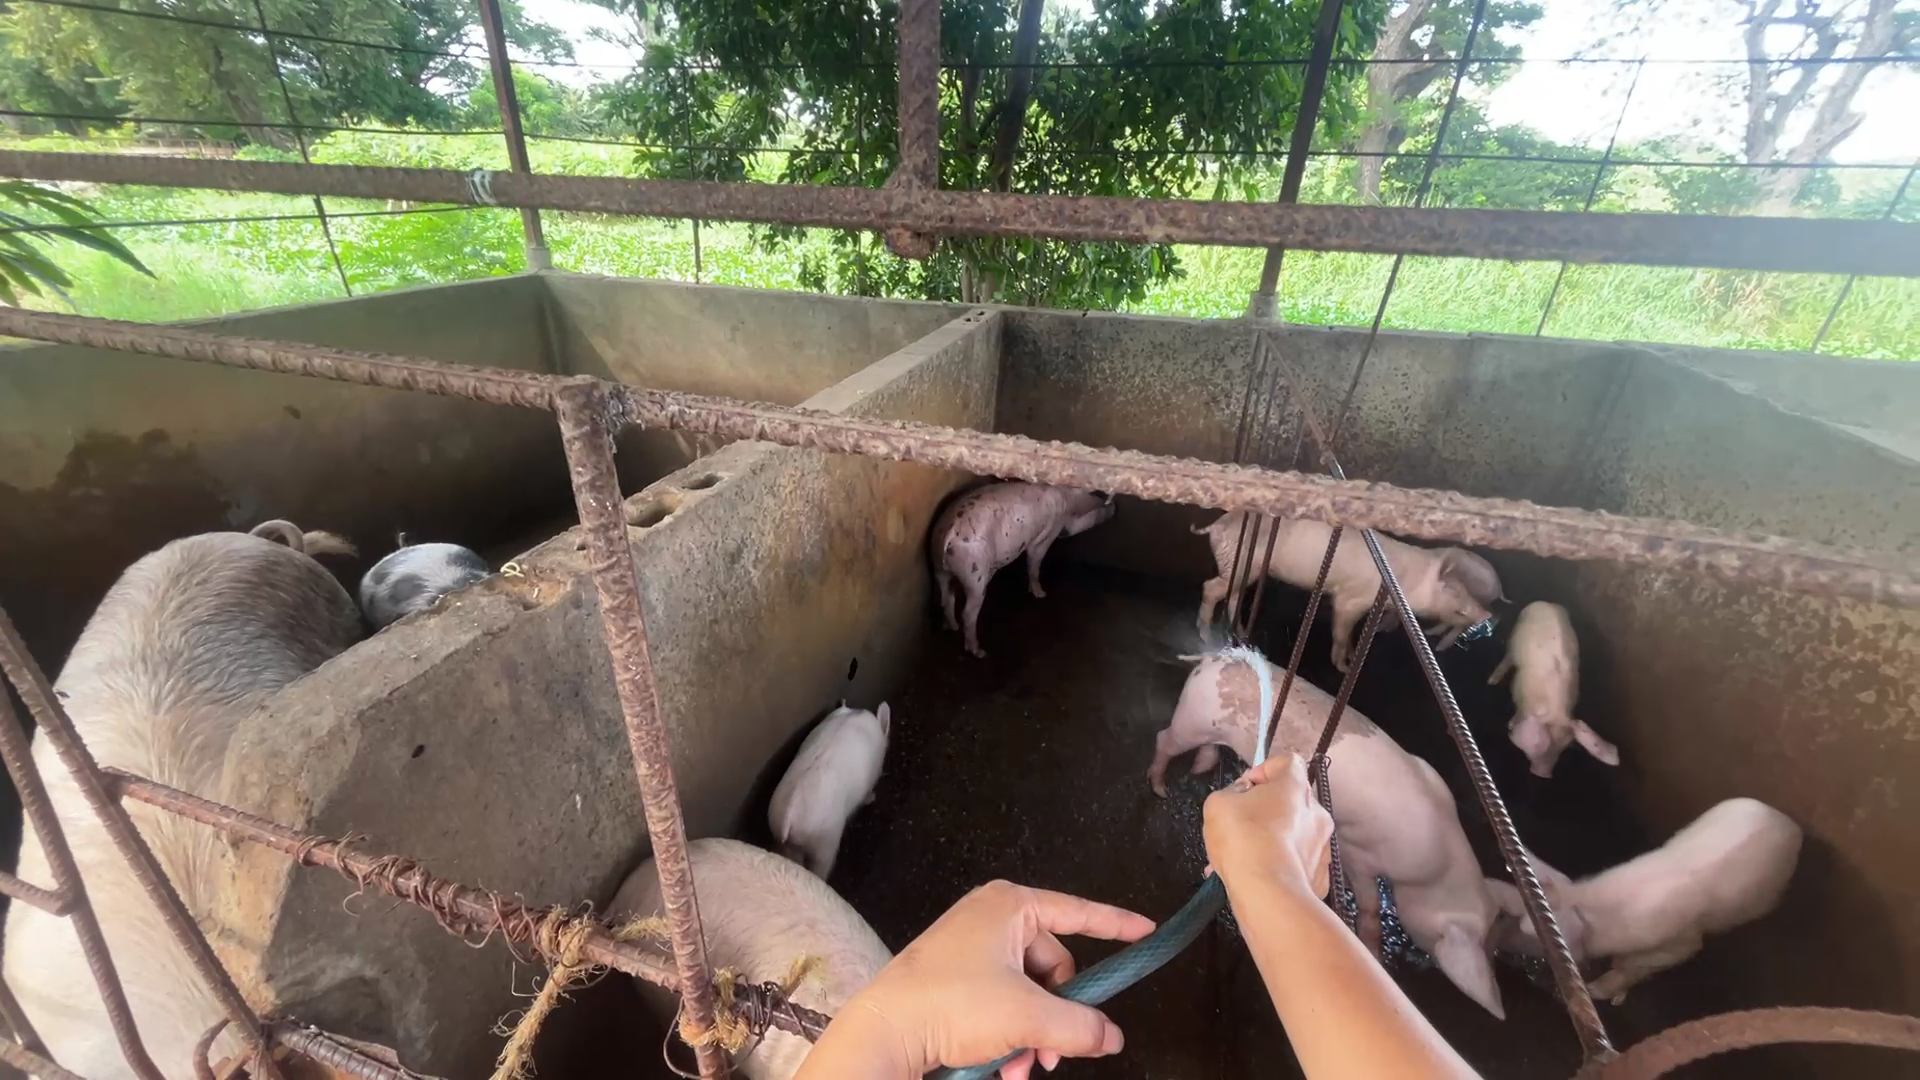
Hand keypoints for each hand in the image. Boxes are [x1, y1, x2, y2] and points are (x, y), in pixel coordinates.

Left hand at [840, 881, 1153, 1078]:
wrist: (885, 1031)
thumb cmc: (957, 1003)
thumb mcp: (1027, 1017)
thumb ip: (1080, 1027)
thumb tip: (1112, 1036)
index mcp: (1011, 906)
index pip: (1078, 912)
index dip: (1116, 923)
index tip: (1147, 929)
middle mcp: (994, 917)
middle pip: (1053, 967)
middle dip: (1056, 1019)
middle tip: (1049, 1057)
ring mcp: (973, 945)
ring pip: (1029, 993)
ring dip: (1032, 1036)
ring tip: (1017, 1070)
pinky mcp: (957, 975)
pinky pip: (1003, 1002)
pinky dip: (1008, 1036)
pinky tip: (999, 1068)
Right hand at [1203, 753, 1333, 898]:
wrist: (1268, 894)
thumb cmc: (1243, 837)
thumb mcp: (1218, 802)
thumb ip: (1232, 793)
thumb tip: (1243, 800)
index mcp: (1295, 787)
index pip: (1287, 761)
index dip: (1263, 769)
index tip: (1245, 788)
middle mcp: (1317, 812)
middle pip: (1290, 799)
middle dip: (1265, 808)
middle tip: (1240, 824)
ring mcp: (1323, 847)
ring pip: (1292, 833)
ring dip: (1270, 838)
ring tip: (1241, 857)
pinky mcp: (1321, 877)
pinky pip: (1296, 861)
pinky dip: (1278, 864)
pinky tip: (1255, 876)